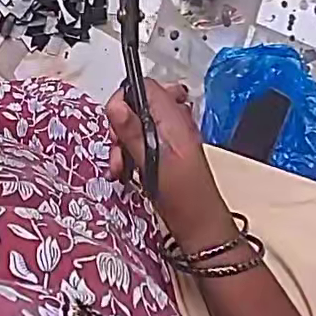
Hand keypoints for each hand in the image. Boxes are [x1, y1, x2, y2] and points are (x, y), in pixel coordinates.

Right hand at [106, 78, 239, 253]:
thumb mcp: (152, 163)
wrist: (201, 229)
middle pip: (135, 105)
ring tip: (120, 166)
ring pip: (133, 125)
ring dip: (120, 144)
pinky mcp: (162, 153)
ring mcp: (167, 138)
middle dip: (119, 125)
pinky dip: (127, 154)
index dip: (124, 98)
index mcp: (173, 119)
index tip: (115, 122)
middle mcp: (171, 124)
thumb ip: (132, 132)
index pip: (144, 86)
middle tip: (118, 149)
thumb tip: (115, 105)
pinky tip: (125, 171)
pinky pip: (138, 142)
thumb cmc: (184, 198)